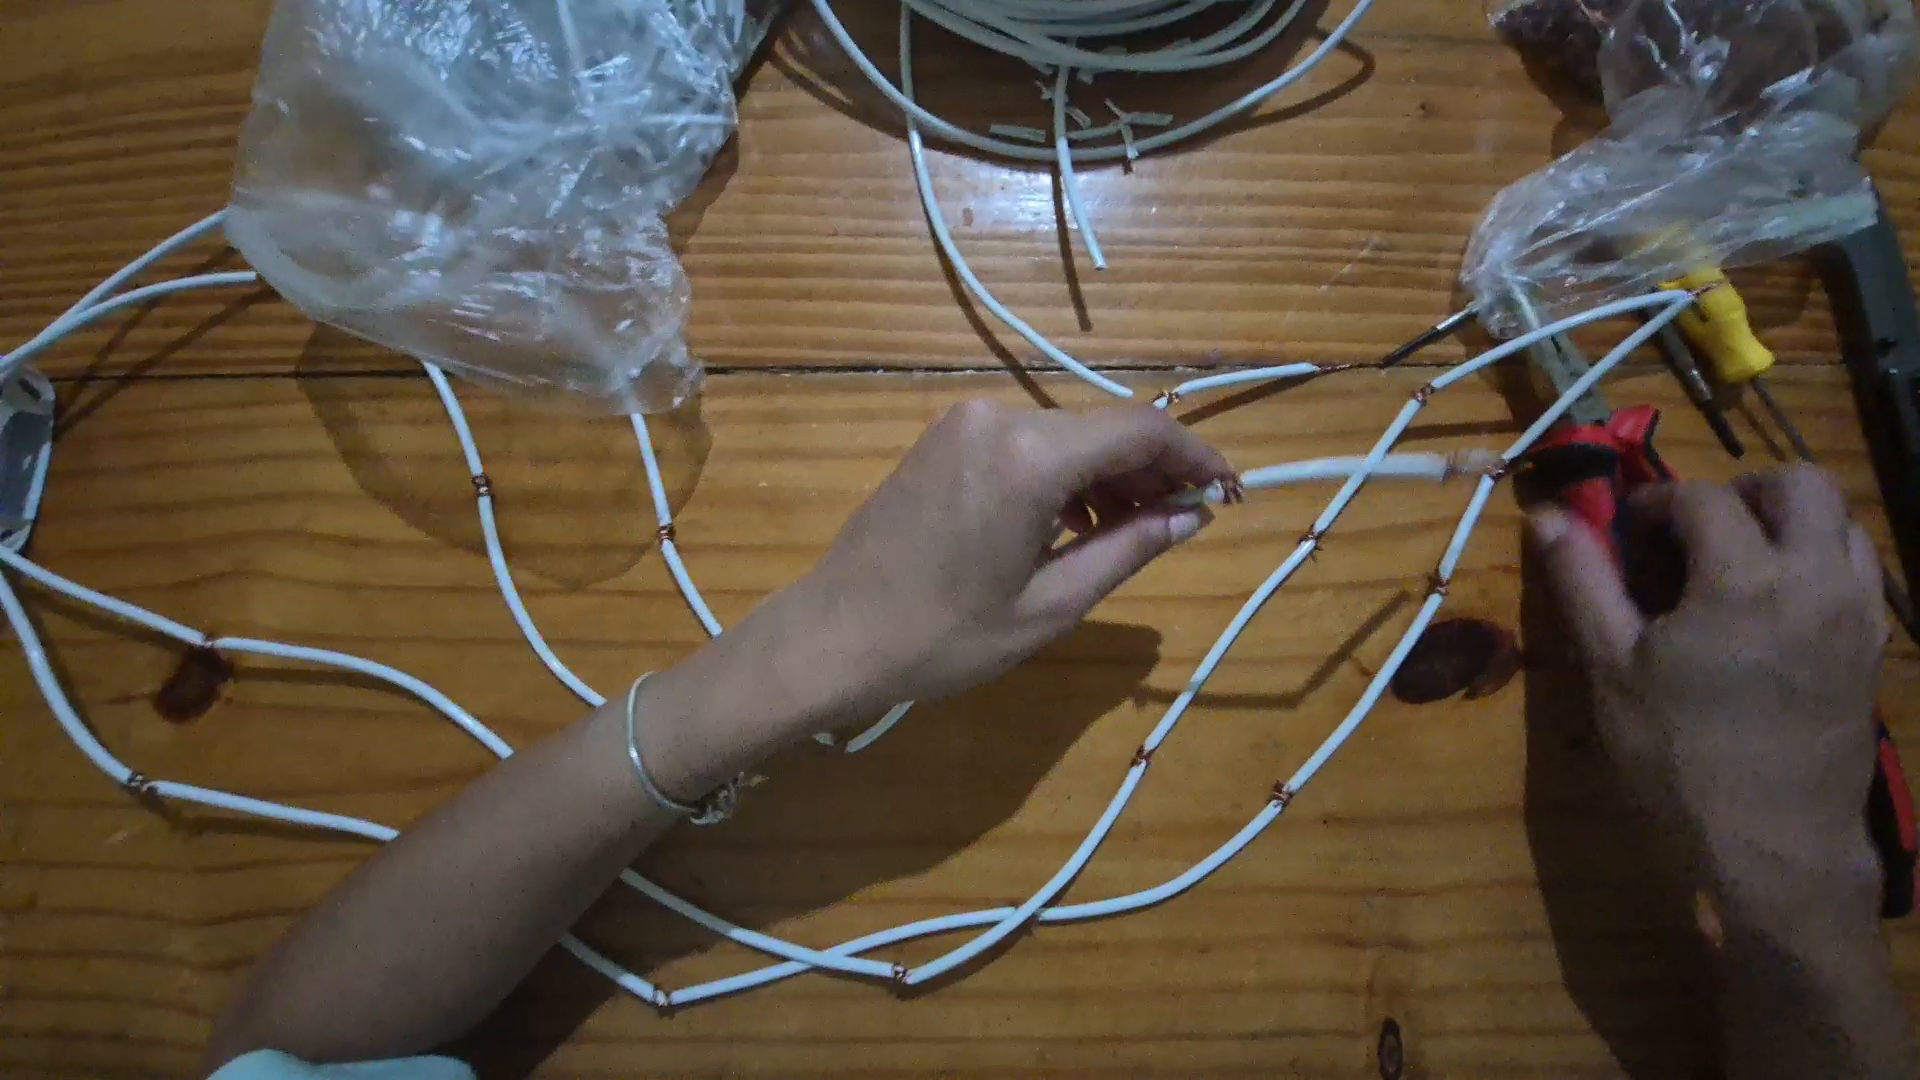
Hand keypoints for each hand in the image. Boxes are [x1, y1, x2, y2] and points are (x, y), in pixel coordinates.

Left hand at [783, 398, 1230, 715]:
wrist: (833, 635)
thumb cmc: (943, 636)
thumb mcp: (1050, 604)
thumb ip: (1129, 549)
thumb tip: (1192, 515)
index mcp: (1029, 455)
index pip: (1140, 430)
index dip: (1194, 456)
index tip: (1226, 491)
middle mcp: (997, 417)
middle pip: (1101, 430)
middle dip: (1150, 471)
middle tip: (1183, 521)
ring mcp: (962, 424)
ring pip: (1063, 437)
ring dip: (1105, 476)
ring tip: (1129, 532)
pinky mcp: (942, 440)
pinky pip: (1022, 445)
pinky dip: (1059, 476)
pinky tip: (1070, 522)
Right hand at [1529, 465, 1887, 918]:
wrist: (1767, 835)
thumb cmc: (1671, 746)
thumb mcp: (1608, 661)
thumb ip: (1580, 579)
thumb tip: (1547, 515)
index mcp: (1746, 582)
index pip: (1704, 498)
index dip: (1650, 502)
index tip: (1618, 533)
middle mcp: (1819, 582)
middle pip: (1798, 486)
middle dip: (1732, 491)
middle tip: (1678, 531)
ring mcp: (1859, 613)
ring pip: (1838, 520)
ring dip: (1775, 520)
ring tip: (1717, 562)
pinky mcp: (1873, 643)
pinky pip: (1853, 566)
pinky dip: (1806, 556)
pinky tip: (1755, 602)